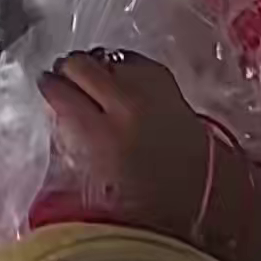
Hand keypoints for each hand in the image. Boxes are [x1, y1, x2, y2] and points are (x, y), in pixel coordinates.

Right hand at [39, 49, 243, 252]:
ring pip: (101, 55)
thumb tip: (53, 112)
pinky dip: (118, 64)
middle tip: (64, 79)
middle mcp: (122, 102)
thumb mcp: (98, 181)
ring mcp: (145, 86)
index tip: (46, 87)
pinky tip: (117, 75)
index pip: (59, 90)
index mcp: (101, 135)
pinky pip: (128, 57)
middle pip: (78, 64)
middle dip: (66, 69)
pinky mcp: (164, 77)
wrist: (213, 200)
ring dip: (92, 64)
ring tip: (90, 77)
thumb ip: (71, 140)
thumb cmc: (153, 205)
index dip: (48, 86)